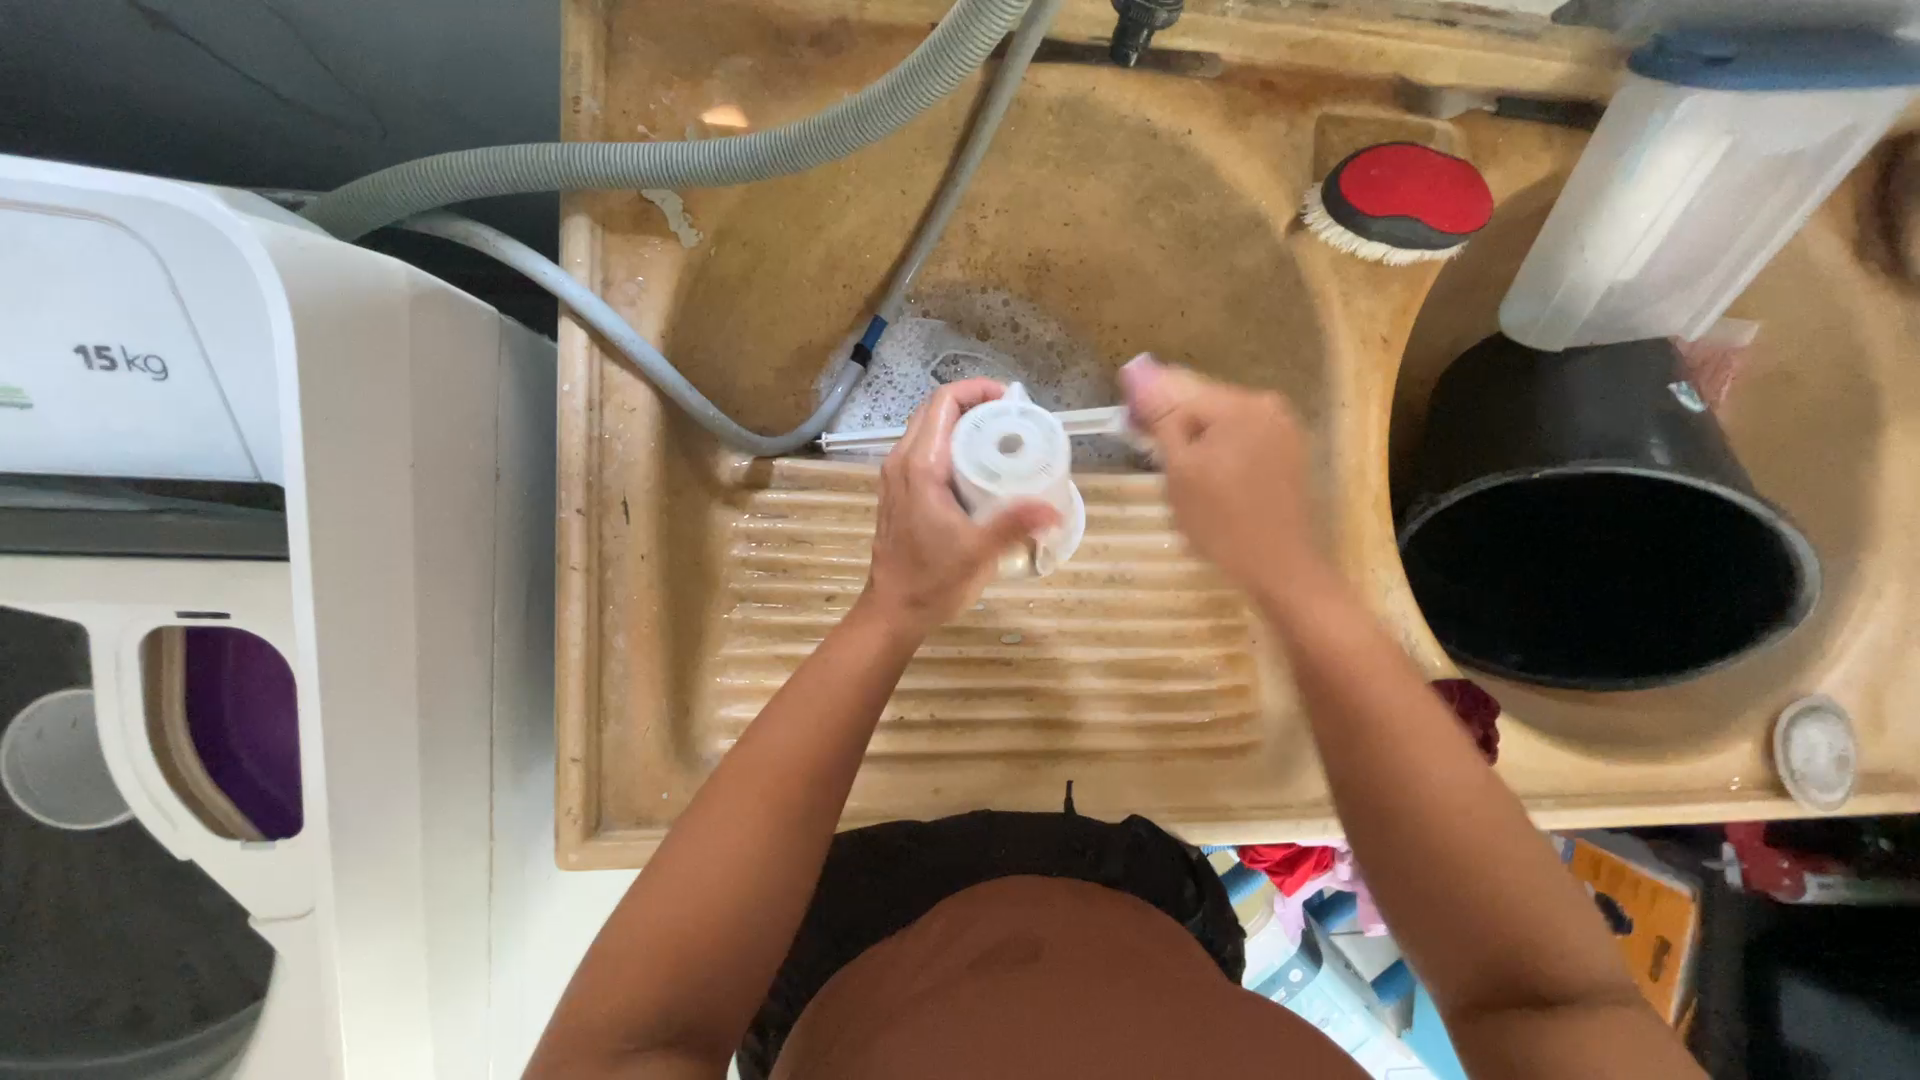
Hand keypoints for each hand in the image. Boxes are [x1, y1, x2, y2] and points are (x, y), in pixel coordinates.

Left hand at [859, 379, 1059, 636]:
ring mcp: (896, 476)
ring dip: (962, 424)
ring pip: (928, 430)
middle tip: (1012, 420)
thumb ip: (1014, 524)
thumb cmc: (931, 580)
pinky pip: (924, 451)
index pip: (944, 403)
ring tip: (1000, 439)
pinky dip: (951, 446)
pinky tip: (979, 468)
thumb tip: (1055, 510)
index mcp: (919, 466)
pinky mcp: (899, 492)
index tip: (1012, 401)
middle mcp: (901, 462)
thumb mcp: (978, 552)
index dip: (977, 390)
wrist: (893, 610)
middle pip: (935, 410)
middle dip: (974, 405)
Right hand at [1120, 354, 1326, 596]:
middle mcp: (1266, 406)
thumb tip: (1136, 371)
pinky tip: (1206, 479)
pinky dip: (1218, 452)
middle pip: (1204, 403)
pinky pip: (1241, 439)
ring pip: (1222, 422)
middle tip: (1147, 452)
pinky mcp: (1288, 453)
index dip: (1148, 408)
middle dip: (1173, 423)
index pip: (1180, 389)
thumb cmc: (1221, 521)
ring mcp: (1283, 429)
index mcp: (1240, 405)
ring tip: (1176, 472)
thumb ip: (1160, 417)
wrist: (1279, 567)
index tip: (1128, 430)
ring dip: (1195, 439)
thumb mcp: (1180, 469)